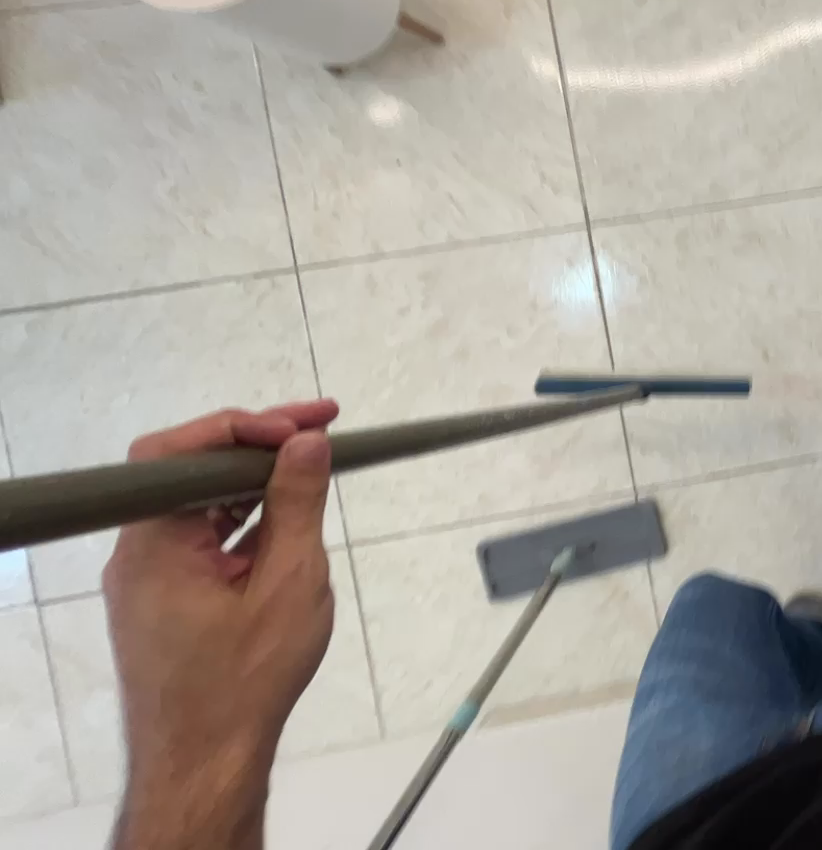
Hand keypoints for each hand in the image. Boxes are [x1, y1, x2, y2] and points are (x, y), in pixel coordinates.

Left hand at [103, 400, 338, 846]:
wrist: (209, 752)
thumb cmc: (250, 668)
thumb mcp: (290, 580)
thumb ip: (297, 505)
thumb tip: (306, 442)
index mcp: (154, 546)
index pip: (173, 455)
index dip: (239, 426)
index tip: (307, 425)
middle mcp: (140, 552)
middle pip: (187, 470)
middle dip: (259, 439)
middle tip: (327, 423)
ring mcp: (155, 573)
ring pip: (200, 499)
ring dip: (259, 473)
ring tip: (321, 456)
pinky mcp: (174, 592)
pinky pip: (209, 530)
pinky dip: (253, 508)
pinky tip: (295, 509)